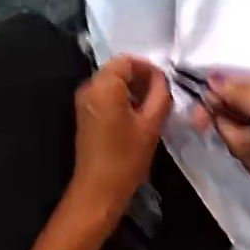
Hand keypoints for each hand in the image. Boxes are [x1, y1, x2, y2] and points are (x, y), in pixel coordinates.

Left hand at [67, 56, 172, 223]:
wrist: (98, 188)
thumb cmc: (126, 157)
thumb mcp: (150, 124)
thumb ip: (159, 95)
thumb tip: (161, 79)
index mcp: (103, 87)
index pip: (126, 60)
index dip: (148, 68)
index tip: (165, 83)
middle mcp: (89, 88)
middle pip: (117, 69)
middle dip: (141, 78)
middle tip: (162, 95)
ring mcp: (84, 101)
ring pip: (112, 82)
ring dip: (132, 89)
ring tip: (153, 106)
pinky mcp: (85, 113)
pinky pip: (105, 95)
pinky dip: (122, 98)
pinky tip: (137, 115)